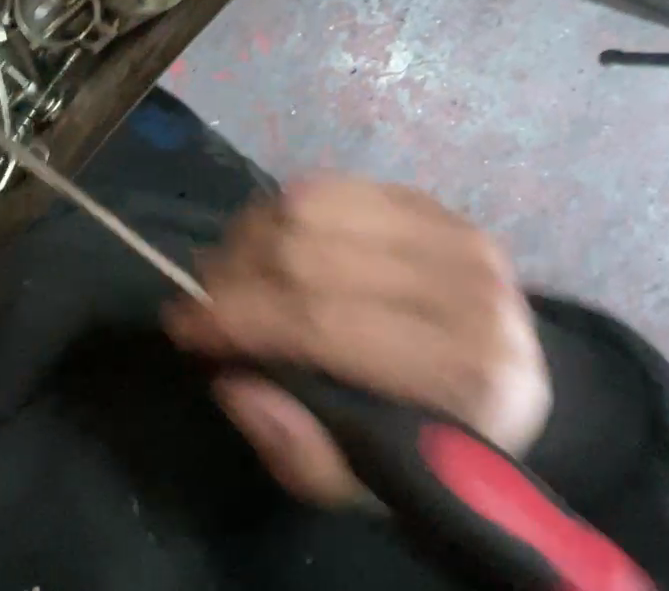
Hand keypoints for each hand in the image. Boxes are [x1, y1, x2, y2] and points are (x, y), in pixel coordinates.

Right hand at [164, 177, 549, 507]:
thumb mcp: (359, 481)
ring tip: (231, 275)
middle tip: (200, 302)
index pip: (323, 325)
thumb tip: (235, 385)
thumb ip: (300, 454)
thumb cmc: (417, 438)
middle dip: (230, 279)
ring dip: (245, 241)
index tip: (182, 328)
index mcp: (468, 373)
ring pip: (304, 211)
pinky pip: (319, 186)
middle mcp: (470, 291)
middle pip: (304, 258)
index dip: (238, 321)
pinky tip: (267, 246)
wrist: (487, 380)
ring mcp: (450, 233)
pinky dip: (273, 213)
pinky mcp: (425, 200)